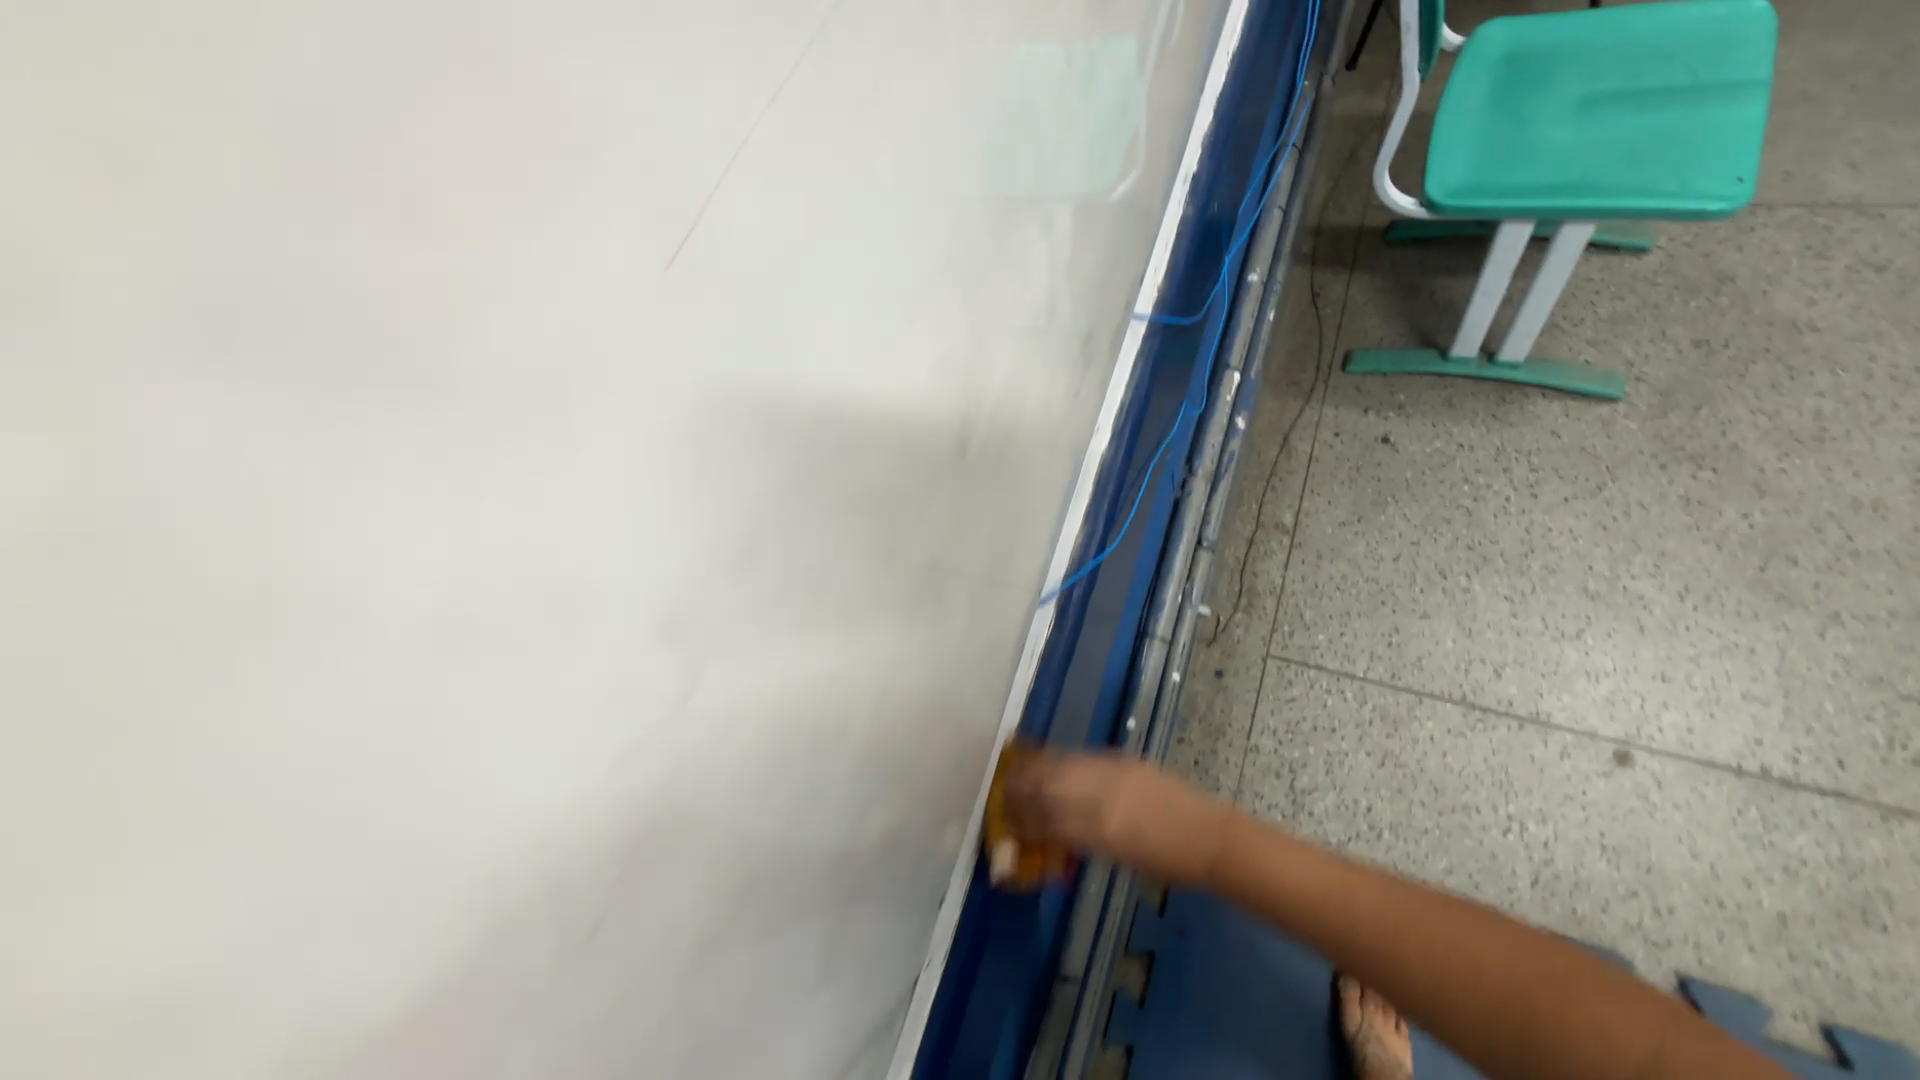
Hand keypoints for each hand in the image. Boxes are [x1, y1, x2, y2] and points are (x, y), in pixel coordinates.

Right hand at [1001, 751, 1238, 886]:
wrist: (1211, 837)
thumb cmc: (1167, 864)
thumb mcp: (1116, 860)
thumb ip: (1077, 841)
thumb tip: (1043, 832)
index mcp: (1101, 828)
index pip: (1045, 818)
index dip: (1020, 821)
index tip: (1005, 825)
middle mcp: (1103, 795)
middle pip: (1046, 783)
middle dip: (1018, 788)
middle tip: (1002, 796)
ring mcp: (1114, 772)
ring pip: (1060, 764)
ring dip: (1032, 769)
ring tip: (1017, 775)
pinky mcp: (1123, 760)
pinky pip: (1079, 758)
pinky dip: (1058, 762)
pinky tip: (1050, 766)